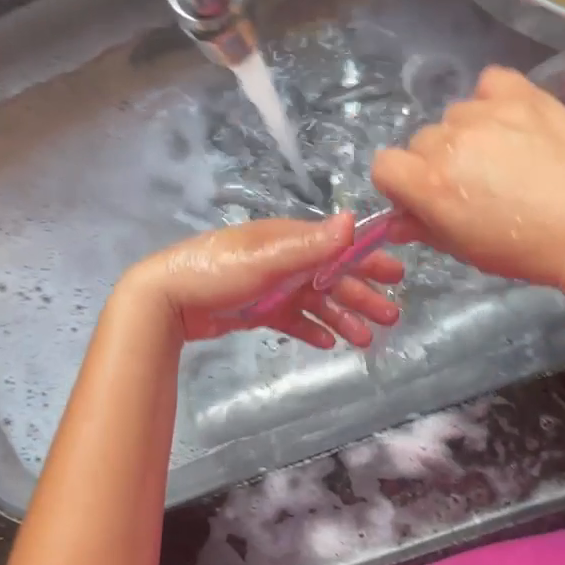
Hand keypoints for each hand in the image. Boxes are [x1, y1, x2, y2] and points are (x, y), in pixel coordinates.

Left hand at [117, 213, 403, 348]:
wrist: (167, 300)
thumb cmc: (216, 273)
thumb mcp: (266, 258)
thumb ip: (310, 245)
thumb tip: (354, 221)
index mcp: (288, 240)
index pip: (338, 247)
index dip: (368, 260)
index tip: (396, 274)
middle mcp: (284, 260)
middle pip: (332, 277)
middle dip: (362, 295)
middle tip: (392, 316)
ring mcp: (271, 287)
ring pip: (316, 303)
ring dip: (342, 318)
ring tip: (366, 340)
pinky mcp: (257, 311)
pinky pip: (293, 320)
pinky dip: (311, 330)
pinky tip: (328, 344)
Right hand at [371, 66, 564, 288]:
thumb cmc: (526, 250)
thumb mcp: (466, 251)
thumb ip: (425, 229)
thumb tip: (398, 221)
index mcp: (430, 184)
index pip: (384, 165)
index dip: (398, 184)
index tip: (419, 198)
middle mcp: (450, 142)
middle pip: (420, 142)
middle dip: (435, 163)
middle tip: (471, 187)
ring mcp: (486, 112)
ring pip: (454, 117)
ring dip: (466, 136)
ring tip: (501, 160)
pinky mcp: (522, 93)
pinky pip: (488, 85)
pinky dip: (491, 103)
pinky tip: (511, 126)